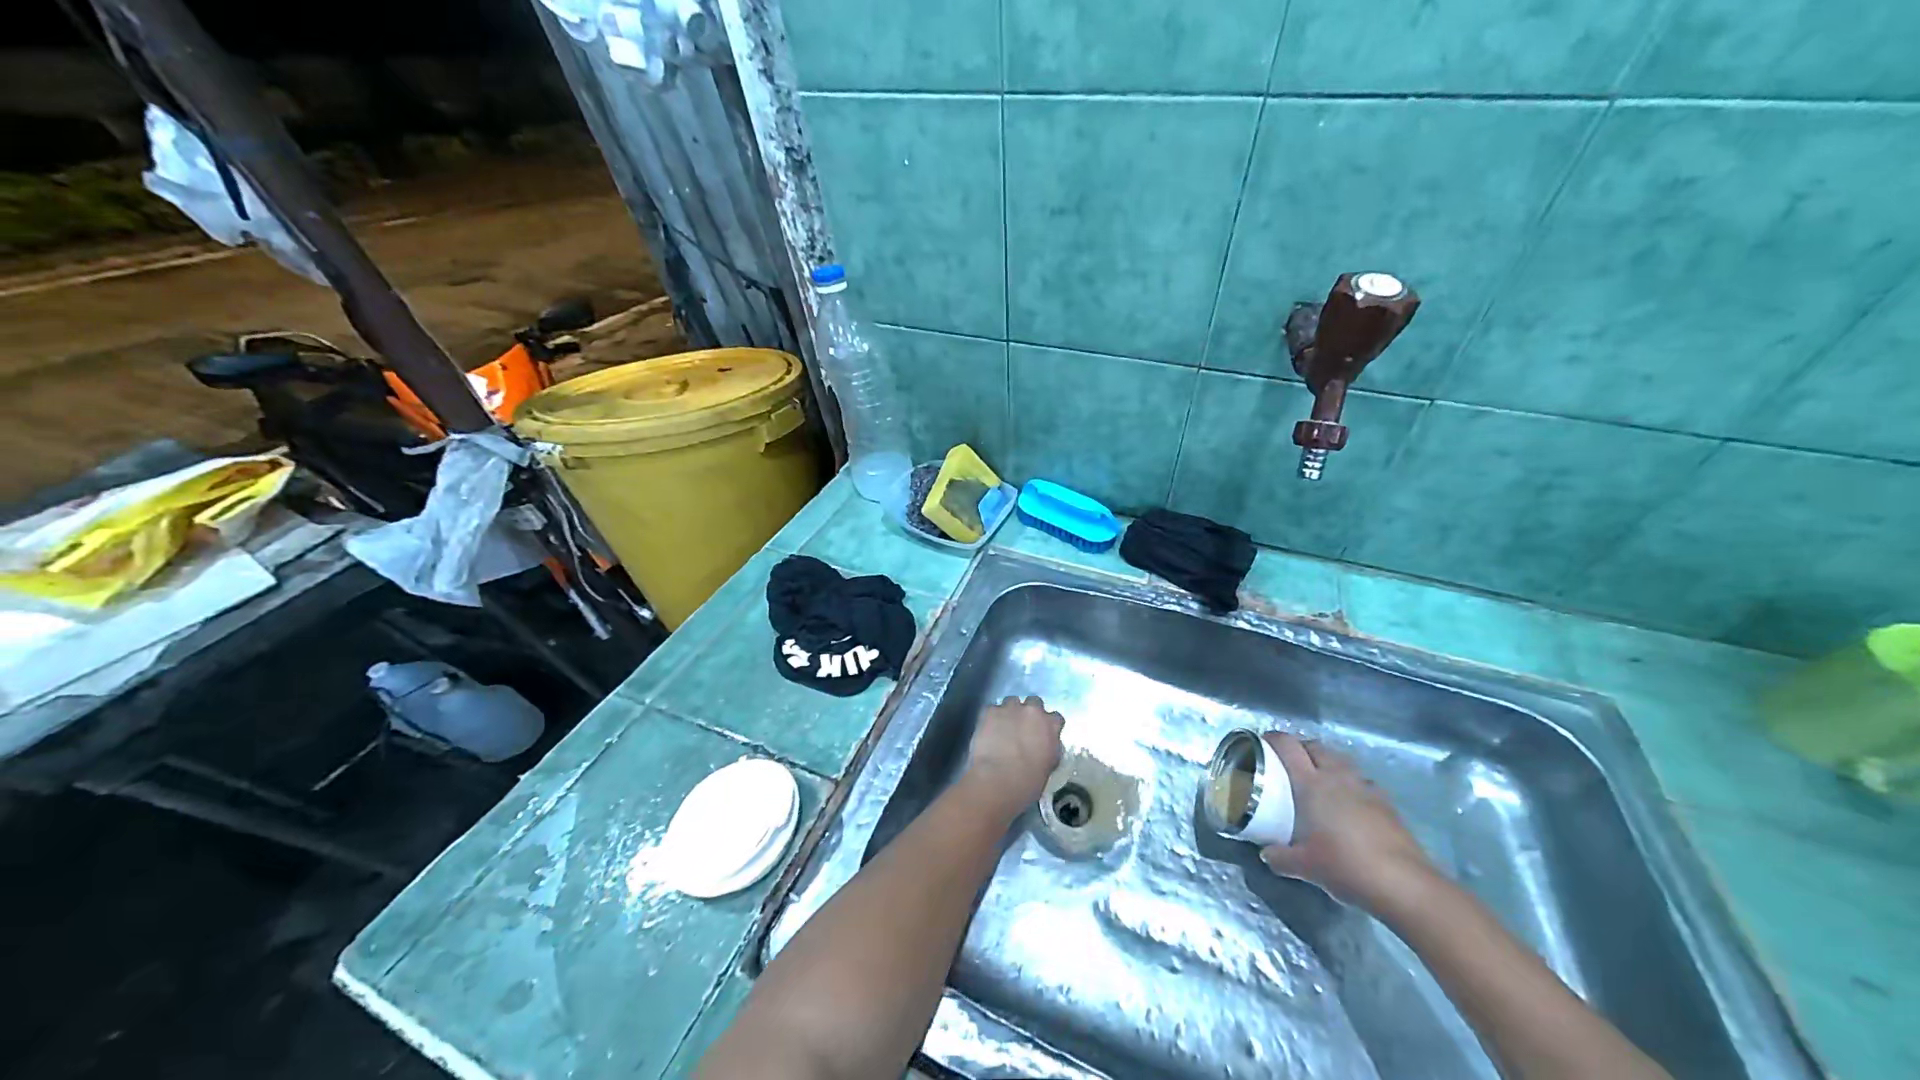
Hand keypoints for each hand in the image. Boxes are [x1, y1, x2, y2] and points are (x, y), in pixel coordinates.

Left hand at [964, 695, 1064, 814]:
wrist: (1000, 778)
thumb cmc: (1029, 780)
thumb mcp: (1050, 764)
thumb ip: (1050, 747)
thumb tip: (1045, 744)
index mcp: (1051, 725)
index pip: (1055, 717)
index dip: (1047, 724)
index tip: (1042, 732)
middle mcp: (1033, 711)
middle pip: (1034, 702)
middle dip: (1028, 712)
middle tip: (1021, 726)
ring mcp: (1010, 708)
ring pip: (1011, 701)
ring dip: (1009, 711)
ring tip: (1002, 726)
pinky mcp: (990, 711)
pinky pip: (992, 709)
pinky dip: (991, 717)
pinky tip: (988, 730)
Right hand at [1258, 733, 1437, 912]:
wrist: (1403, 883)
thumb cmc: (1344, 866)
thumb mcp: (1303, 866)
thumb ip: (1279, 857)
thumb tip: (1267, 854)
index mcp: (1311, 784)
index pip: (1288, 747)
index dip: (1273, 739)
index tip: (1262, 743)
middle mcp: (1337, 777)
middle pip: (1316, 746)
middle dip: (1300, 747)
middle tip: (1288, 762)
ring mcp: (1365, 787)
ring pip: (1341, 760)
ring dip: (1326, 762)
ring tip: (1317, 779)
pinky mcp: (1386, 802)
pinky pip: (1361, 781)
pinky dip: (1349, 783)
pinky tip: (1348, 802)